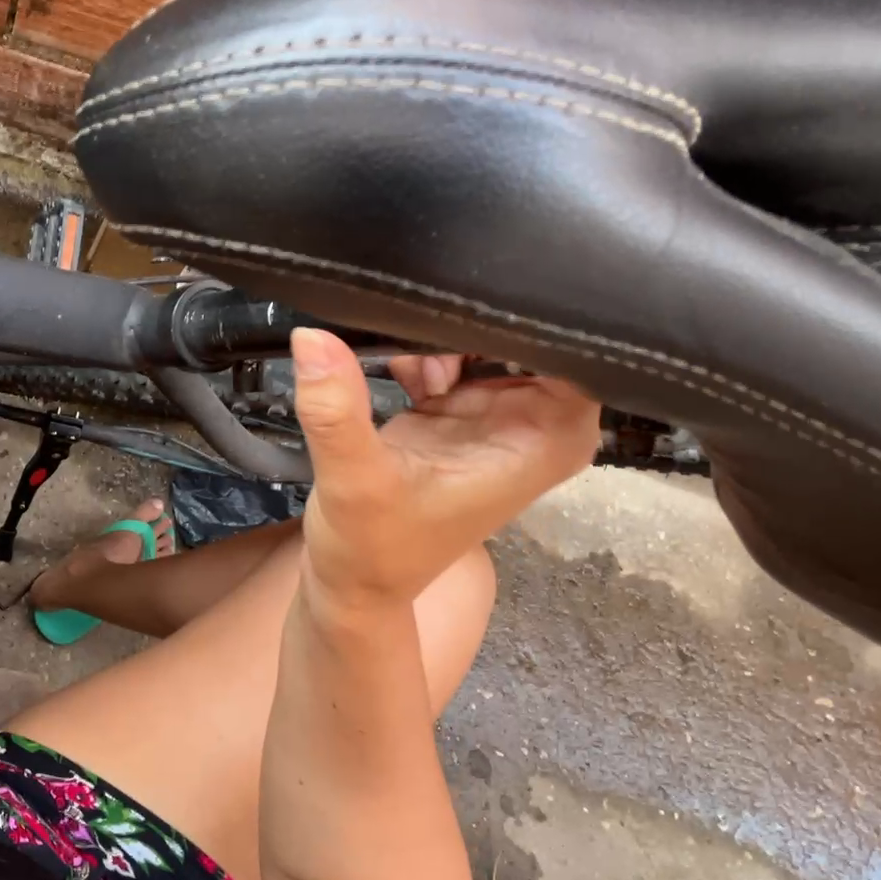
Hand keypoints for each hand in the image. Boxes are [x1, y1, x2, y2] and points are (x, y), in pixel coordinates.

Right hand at [291, 328, 599, 606]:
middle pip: (526, 337)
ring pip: (485, 343)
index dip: (523, 314)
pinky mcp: (455, 418)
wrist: (353, 585)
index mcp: (548, 437)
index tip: (464, 294)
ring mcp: (494, 418)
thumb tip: (309, 336)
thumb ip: (336, 409)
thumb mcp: (353, 478)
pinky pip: (449, 360)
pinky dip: (417, 354)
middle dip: (470, 321)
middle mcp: (535, 422)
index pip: (571, 346)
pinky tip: (388, 364)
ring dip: (438, 337)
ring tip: (395, 347)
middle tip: (415, 316)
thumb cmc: (372, 546)